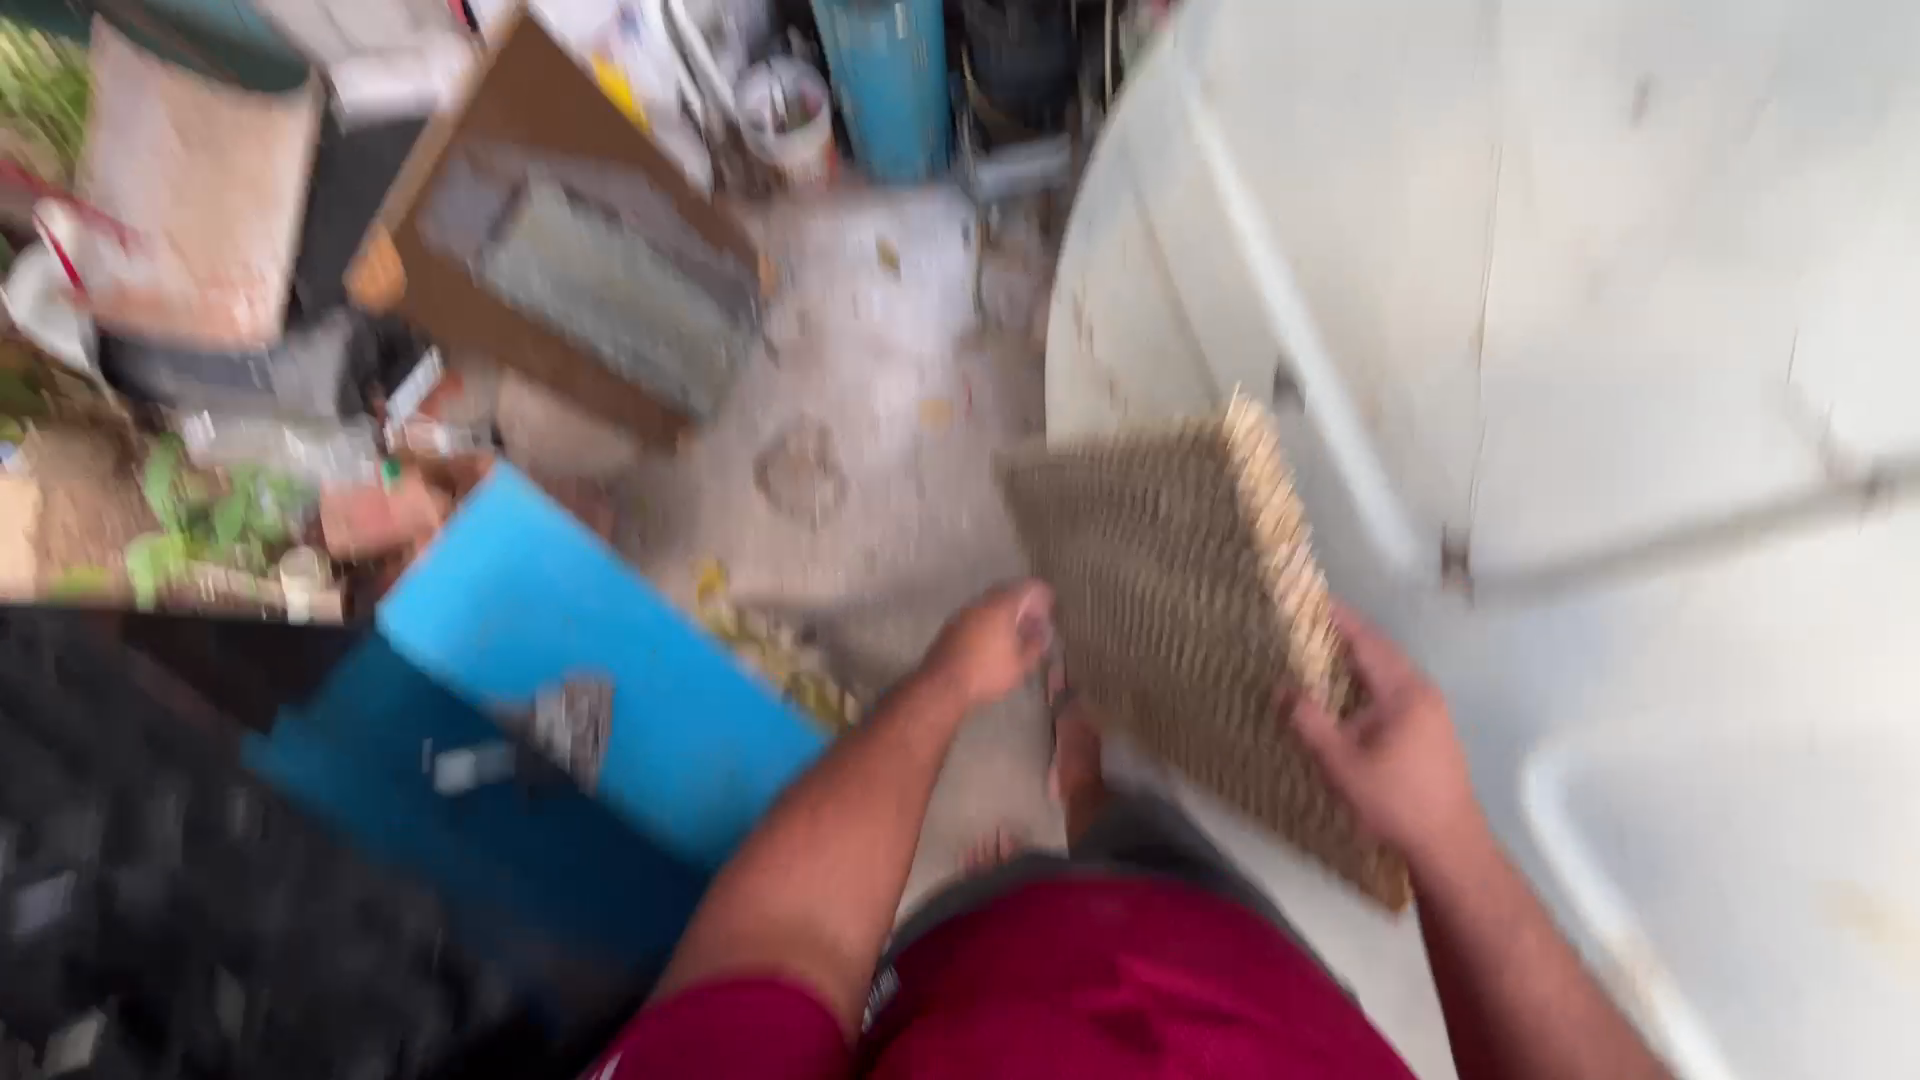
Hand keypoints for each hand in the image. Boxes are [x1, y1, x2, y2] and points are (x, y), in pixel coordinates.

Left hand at [920, 580, 1054, 708]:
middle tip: (1035, 618)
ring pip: (990, 602)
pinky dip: (990, 619)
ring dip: (1006, 611)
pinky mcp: (952, 624)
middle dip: (1024, 602)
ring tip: (1017, 630)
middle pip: (1007, 591)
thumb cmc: (987, 672)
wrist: (943, 684)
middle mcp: (982, 602)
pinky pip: (977, 614)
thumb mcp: (1020, 664)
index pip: (1027, 587)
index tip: (1051, 605)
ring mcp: (964, 612)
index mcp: (1002, 606)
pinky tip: (994, 638)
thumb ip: (1035, 644)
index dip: (1042, 593)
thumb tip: (1041, 633)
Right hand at [1287, 603, 1486, 864]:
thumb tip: (1283, 688)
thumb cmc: (1394, 800)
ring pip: (1389, 669)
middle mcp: (1422, 693)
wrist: (1449, 845)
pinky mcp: (1430, 729)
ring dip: (1357, 655)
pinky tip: (1345, 689)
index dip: (1340, 618)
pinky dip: (1366, 676)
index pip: (1368, 641)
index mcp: (1403, 693)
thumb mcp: (1339, 762)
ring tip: (1320, 649)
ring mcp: (1431, 711)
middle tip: (1309, 621)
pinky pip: (1393, 687)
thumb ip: (1309, 721)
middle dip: (1346, 632)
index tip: (1313, 599)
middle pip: (1381, 650)